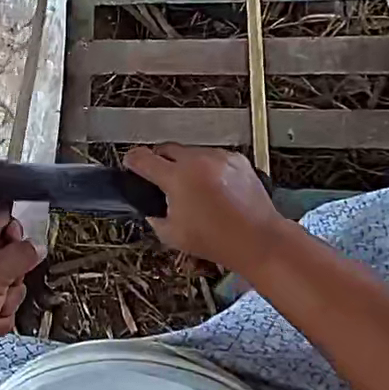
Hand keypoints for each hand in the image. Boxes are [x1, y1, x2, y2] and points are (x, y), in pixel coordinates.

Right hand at [122, 143, 289, 268]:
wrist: (258, 239)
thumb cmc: (219, 241)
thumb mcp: (172, 235)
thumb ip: (154, 215)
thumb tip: (150, 205)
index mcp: (177, 178)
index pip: (143, 158)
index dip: (132, 161)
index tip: (130, 163)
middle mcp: (198, 161)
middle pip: (166, 149)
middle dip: (159, 161)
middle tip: (160, 179)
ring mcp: (219, 158)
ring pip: (191, 152)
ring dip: (185, 165)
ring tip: (192, 190)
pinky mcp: (236, 159)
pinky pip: (213, 157)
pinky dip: (207, 168)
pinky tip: (212, 189)